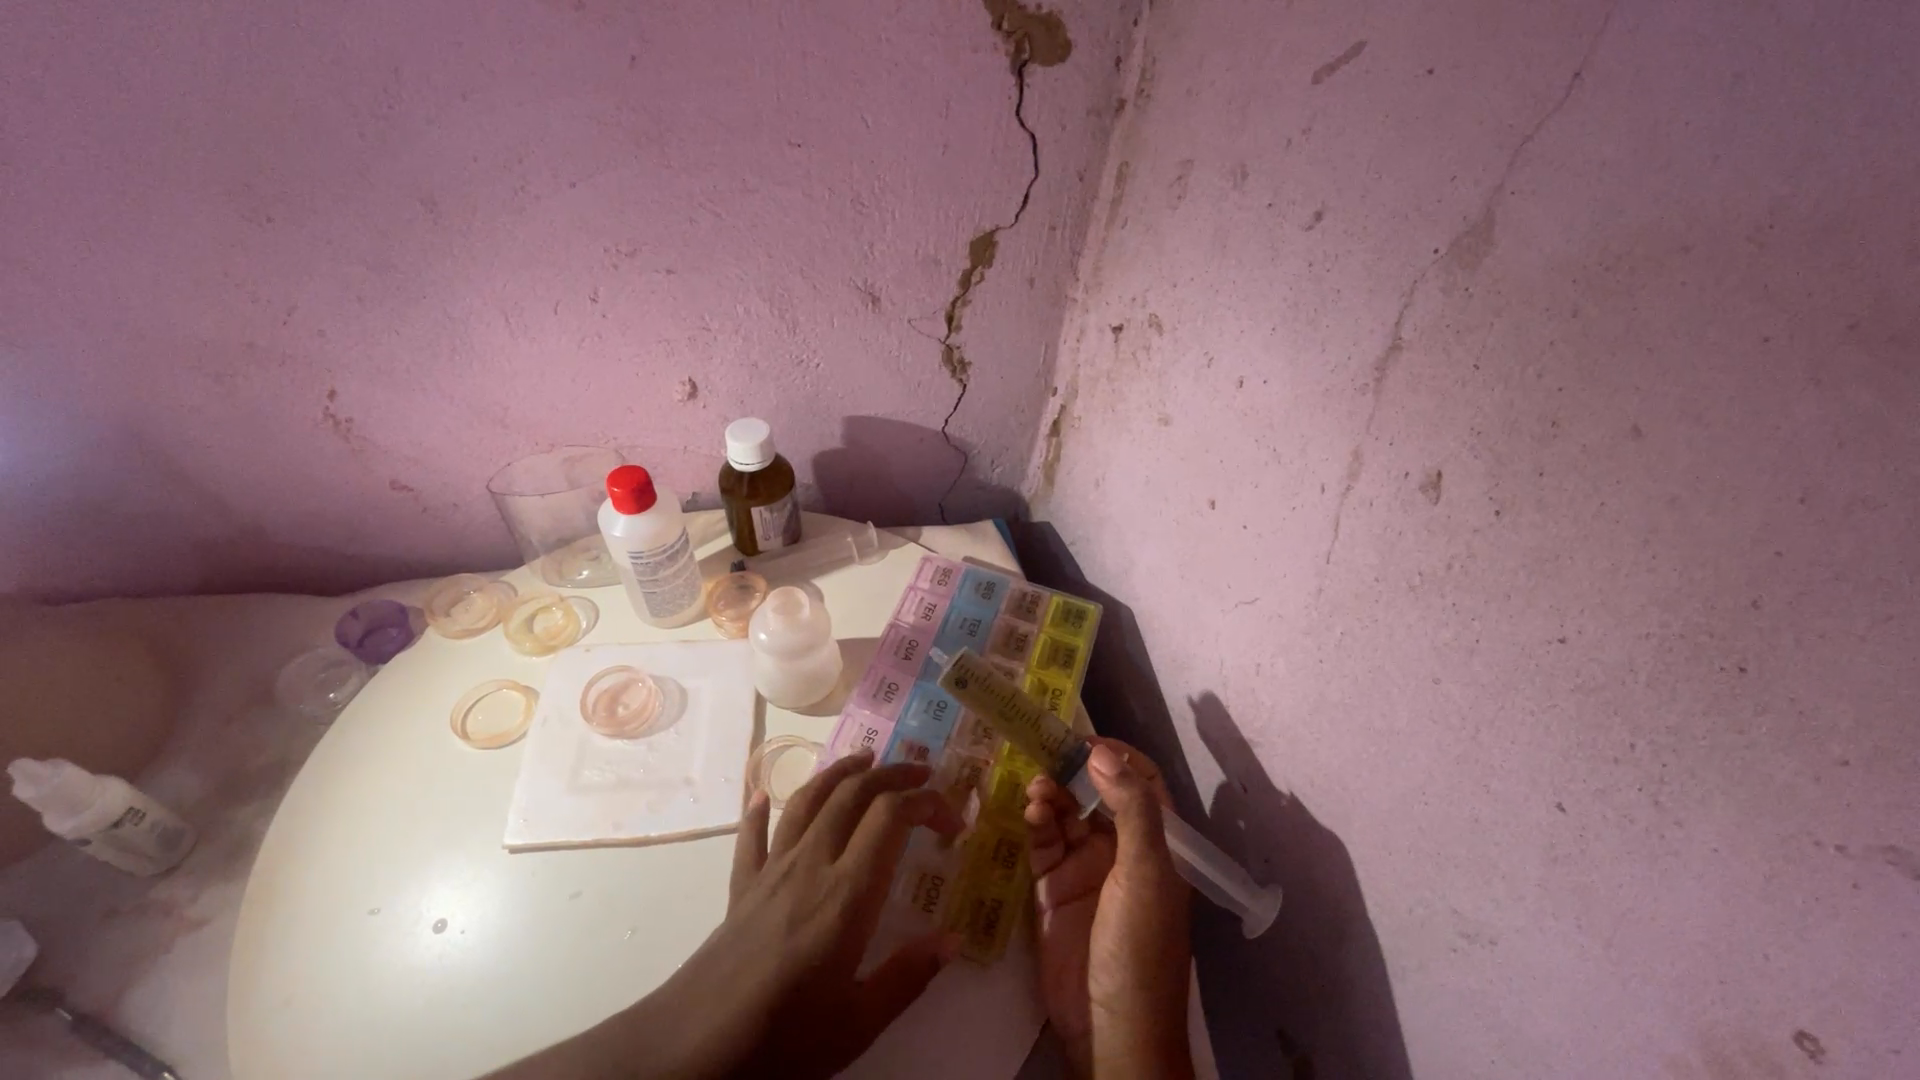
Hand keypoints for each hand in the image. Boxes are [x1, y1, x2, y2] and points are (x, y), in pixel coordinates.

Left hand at [488, 749, 963, 1079]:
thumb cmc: (785, 1037)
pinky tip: (762, 795)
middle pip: (853, 794)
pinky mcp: (741, 886)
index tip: (954, 822)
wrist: (695, 1049)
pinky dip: (760, 809)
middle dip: (892, 773)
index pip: (892, 817)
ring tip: (864, 759)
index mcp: (849, 893)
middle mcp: (812, 864)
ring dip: (839, 772)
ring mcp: (772, 870)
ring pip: (808, 800)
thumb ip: (908, 976)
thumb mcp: (859, 1022)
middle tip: (922, 771)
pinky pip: (753, 835)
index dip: (928, 803)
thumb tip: (953, 939)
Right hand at [1026, 740, 1192, 1079]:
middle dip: (1074, 771)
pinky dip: (1036, 823)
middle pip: (1096, 793)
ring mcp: (1085, 868)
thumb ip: (1131, 807)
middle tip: (1045, 751)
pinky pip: (1042, 843)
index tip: (1083, 736)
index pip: (1142, 782)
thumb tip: (1102, 750)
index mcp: (1157, 843)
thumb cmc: (1140, 947)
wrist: (1111, 1027)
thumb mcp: (1146, 872)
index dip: (1117, 755)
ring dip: (1052, 795)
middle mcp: (1121, 849)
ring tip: (1036, 787)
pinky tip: (1030, 813)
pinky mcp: (1052, 887)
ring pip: (1066, 814)